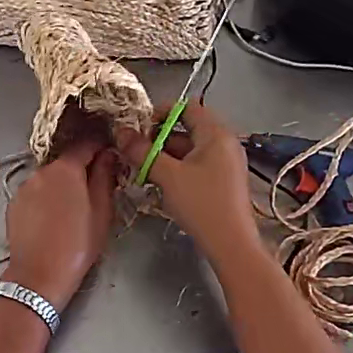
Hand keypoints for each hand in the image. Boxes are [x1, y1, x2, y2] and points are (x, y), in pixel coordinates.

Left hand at [4, 139, 120, 307]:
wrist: (39, 275)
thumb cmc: (78, 244)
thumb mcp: (102, 211)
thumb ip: (104, 177)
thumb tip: (108, 155)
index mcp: (66, 169)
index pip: (85, 144)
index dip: (100, 147)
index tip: (110, 155)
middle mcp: (41, 171)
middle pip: (65, 162)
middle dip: (80, 169)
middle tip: (95, 188)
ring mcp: (24, 187)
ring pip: (49, 178)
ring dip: (62, 185)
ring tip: (72, 208)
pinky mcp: (14, 204)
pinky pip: (35, 193)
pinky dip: (46, 198)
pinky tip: (53, 218)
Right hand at [115, 103, 260, 259]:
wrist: (231, 245)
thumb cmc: (202, 204)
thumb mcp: (168, 176)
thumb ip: (143, 152)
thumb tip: (121, 133)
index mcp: (216, 134)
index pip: (188, 107)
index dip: (161, 112)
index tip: (140, 127)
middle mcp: (225, 144)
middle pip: (187, 129)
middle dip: (159, 139)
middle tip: (136, 152)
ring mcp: (226, 163)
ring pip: (189, 150)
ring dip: (165, 157)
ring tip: (144, 170)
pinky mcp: (223, 181)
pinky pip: (197, 165)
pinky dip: (178, 169)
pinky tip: (162, 184)